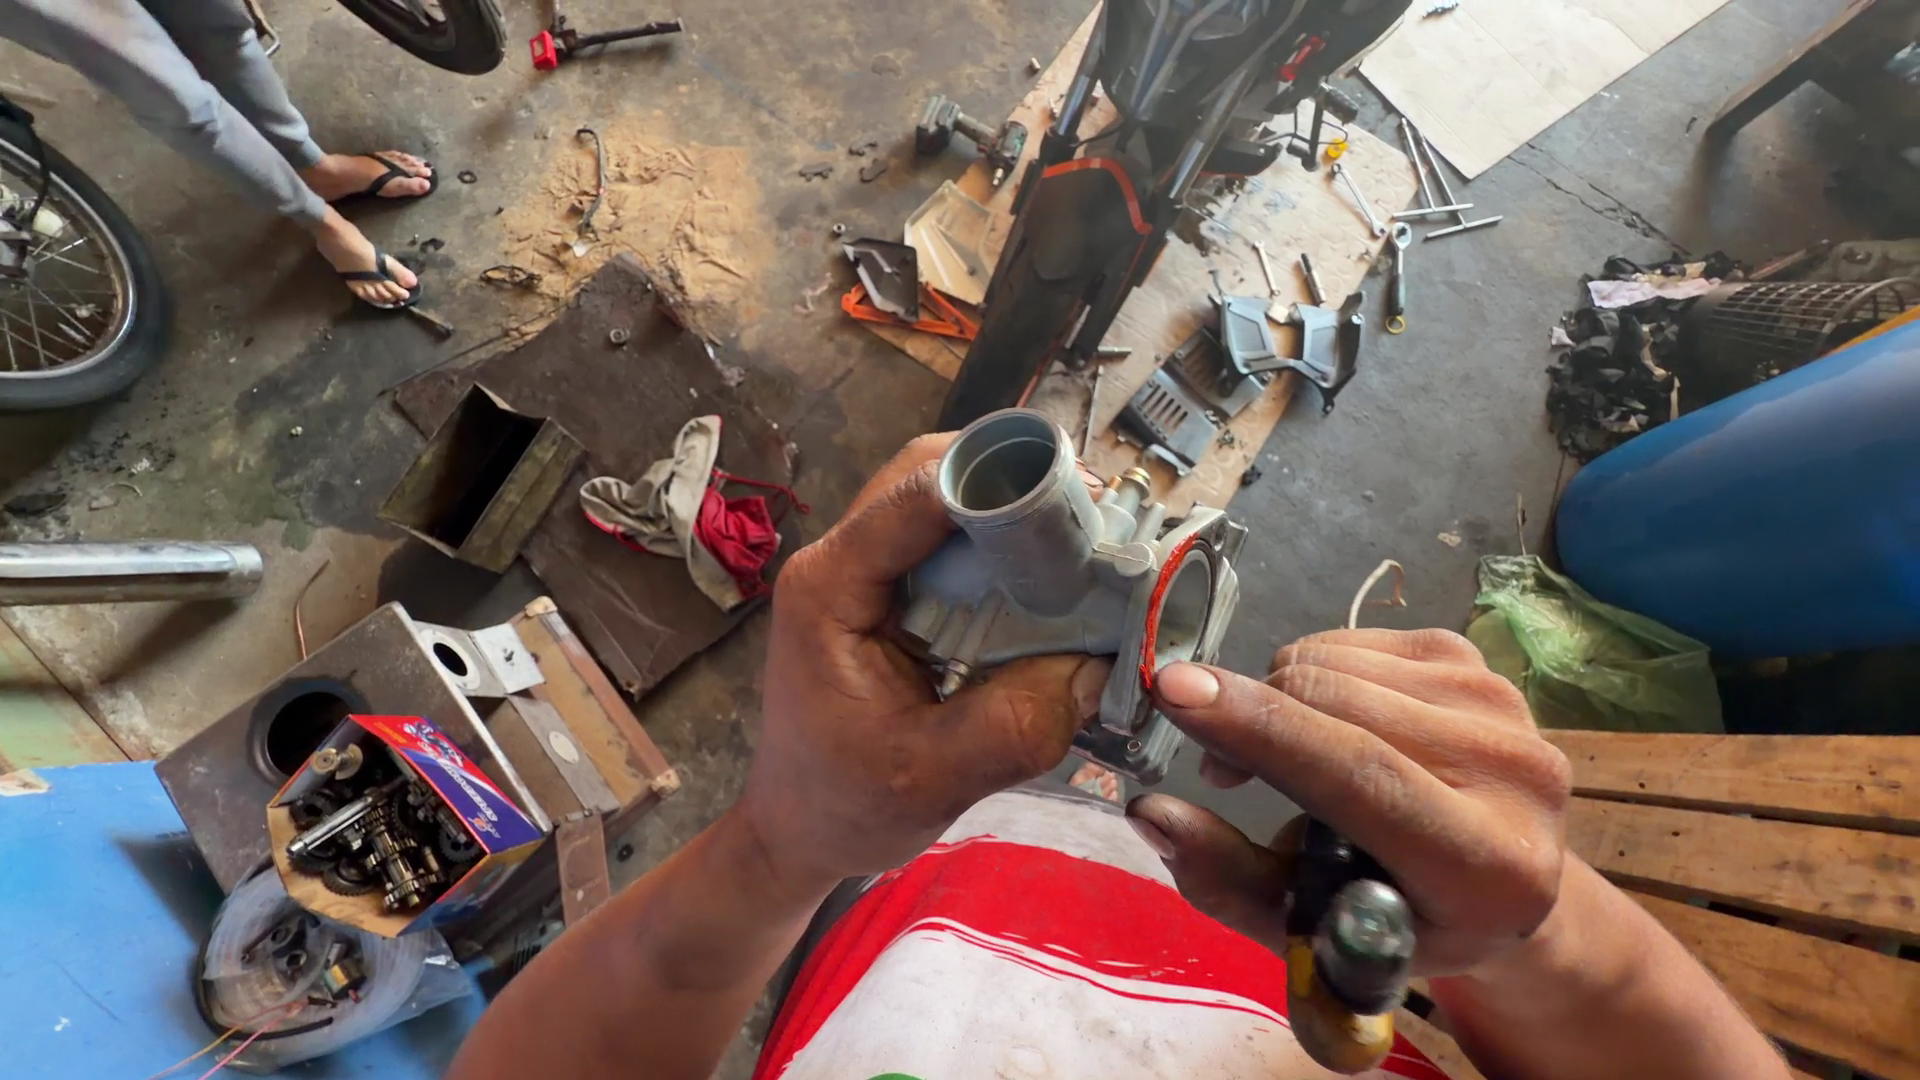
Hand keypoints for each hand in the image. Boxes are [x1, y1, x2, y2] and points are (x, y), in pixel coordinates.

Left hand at [738, 435, 1111, 890]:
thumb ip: (1014, 726)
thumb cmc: (844, 805)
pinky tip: (1045, 574)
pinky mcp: (889, 590)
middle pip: (929, 475)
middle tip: (1087, 518)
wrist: (800, 826)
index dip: (998, 487)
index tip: (1078, 508)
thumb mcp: (931, 780)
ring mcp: (865, 570)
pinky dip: (1001, 545)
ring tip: (1078, 538)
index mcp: (830, 588)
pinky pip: (949, 541)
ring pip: (943, 499)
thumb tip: (1098, 664)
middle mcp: (842, 559)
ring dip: (1010, 507)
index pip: (916, 498)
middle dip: (1011, 482)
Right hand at [1125, 628, 1571, 975]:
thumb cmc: (1395, 911)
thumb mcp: (1305, 923)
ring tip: (1285, 753)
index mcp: (1484, 864)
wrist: (1501, 872)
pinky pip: (1340, 641)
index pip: (1356, 772)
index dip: (1257, 726)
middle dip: (1244, 715)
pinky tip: (1327, 721)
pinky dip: (1304, 673)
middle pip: (1326, 696)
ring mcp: (1496, 700)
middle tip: (1224, 768)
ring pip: (1323, 660)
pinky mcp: (1472, 656)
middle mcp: (1510, 770)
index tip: (1173, 690)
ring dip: (1273, 697)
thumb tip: (1148, 812)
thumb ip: (1223, 878)